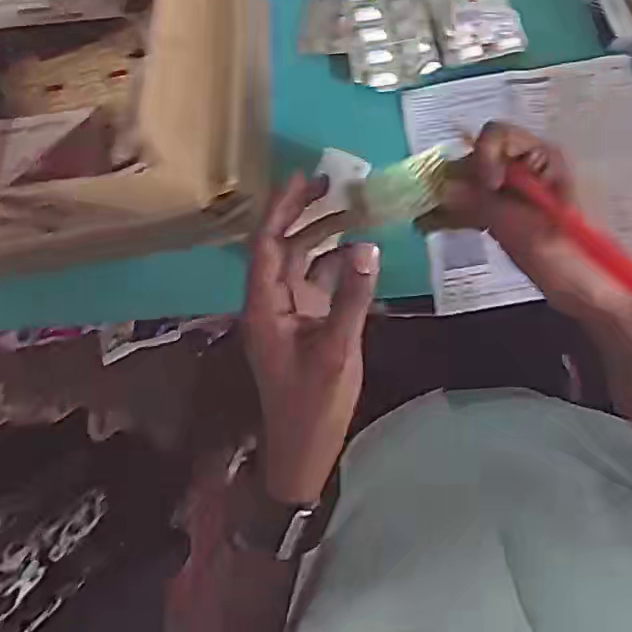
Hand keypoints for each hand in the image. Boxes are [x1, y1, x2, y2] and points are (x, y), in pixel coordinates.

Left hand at [244, 172, 380, 503]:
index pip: (267, 244)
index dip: (281, 208)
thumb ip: (351, 297)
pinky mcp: (306, 321)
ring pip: (300, 259)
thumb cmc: (313, 405)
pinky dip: (334, 261)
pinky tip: (358, 250)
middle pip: (281, 245)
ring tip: (352, 208)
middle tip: (331, 182)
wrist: (304, 453)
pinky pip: (317, 279)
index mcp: (265, 306)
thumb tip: (367, 246)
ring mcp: (289, 311)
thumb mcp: (337, 351)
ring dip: (322, 234)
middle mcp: (271, 301)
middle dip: (302, 212)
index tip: (304, 178)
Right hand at [432, 122, 631, 323]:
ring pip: (472, 184)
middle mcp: (527, 170)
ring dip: (447, 198)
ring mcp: (516, 194)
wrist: (597, 298)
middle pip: (479, 159)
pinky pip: (476, 206)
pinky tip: (429, 224)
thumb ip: (488, 206)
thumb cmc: (575, 261)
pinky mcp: (508, 217)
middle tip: (431, 202)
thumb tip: (446, 187)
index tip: (485, 187)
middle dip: (454, 178)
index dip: (483, 155)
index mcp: (544, 160)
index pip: (500, 135)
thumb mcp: (530, 232)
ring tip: (420, 216)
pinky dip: (456, 214)